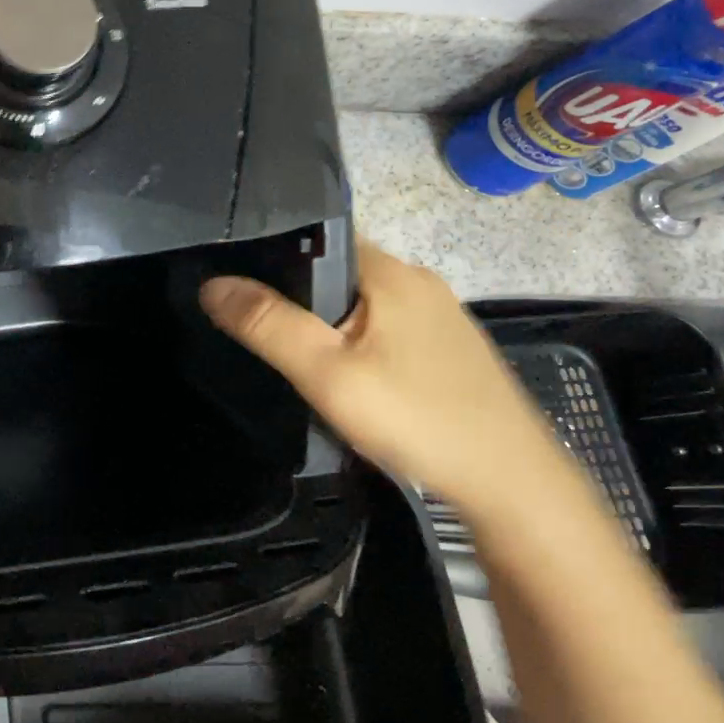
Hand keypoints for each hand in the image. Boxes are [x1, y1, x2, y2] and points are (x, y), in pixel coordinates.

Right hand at [198, 239, 563, 512]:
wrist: (511, 486)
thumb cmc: (417, 420)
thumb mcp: (326, 373)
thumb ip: (268, 324)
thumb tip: (212, 284)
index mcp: (392, 273)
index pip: (317, 236)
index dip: (269, 252)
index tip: (232, 282)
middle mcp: (418, 282)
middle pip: (334, 269)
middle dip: (291, 291)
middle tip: (250, 324)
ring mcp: (438, 316)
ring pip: (357, 301)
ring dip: (322, 321)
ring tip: (286, 352)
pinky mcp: (446, 348)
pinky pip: (380, 326)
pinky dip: (350, 340)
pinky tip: (338, 374)